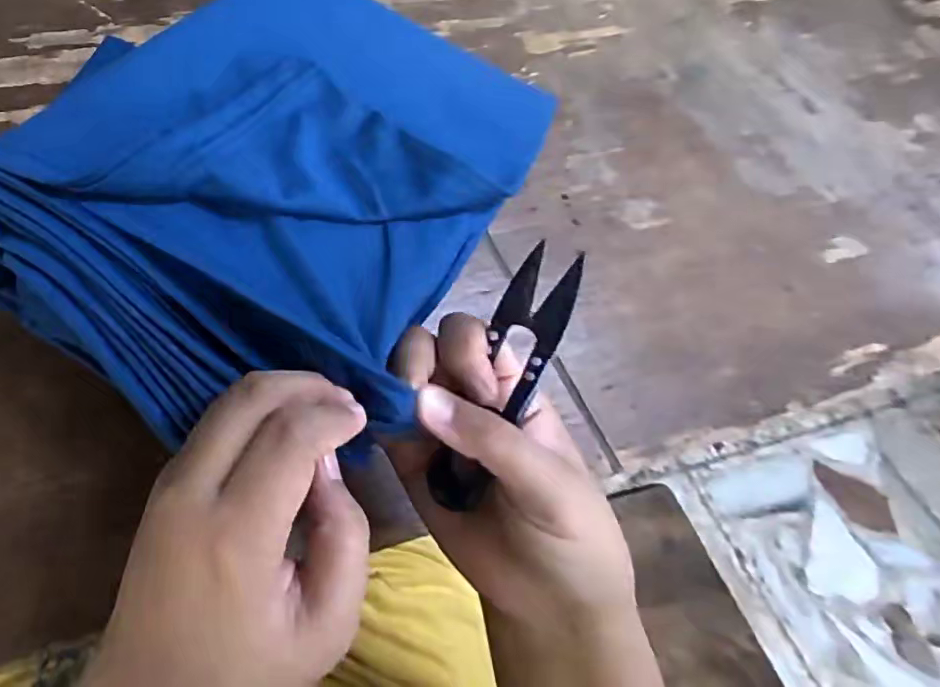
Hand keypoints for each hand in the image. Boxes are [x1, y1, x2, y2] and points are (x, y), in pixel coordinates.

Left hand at [84, 372, 370, 686]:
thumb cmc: (247, 669)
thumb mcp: (326, 627)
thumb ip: (344, 539)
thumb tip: (328, 463)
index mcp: (235, 533)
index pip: (287, 437)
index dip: (331, 414)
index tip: (362, 415)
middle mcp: (193, 489)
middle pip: (250, 398)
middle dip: (304, 384)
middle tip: (343, 399)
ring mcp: (170, 479)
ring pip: (227, 400)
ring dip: (278, 390)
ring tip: (319, 405)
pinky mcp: (163, 479)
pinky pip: (214, 421)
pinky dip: (254, 407)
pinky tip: (283, 423)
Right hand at [386, 315, 659, 686]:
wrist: (546, 603)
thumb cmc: (570, 532)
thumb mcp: (548, 483)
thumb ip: (490, 438)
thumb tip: (420, 399)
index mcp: (508, 386)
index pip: (474, 335)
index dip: (466, 349)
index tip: (476, 390)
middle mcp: (465, 392)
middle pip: (427, 342)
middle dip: (418, 360)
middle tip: (423, 403)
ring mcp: (432, 421)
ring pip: (396, 371)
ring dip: (391, 381)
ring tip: (401, 421)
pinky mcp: (404, 453)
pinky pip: (378, 416)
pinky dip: (370, 411)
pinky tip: (371, 423)